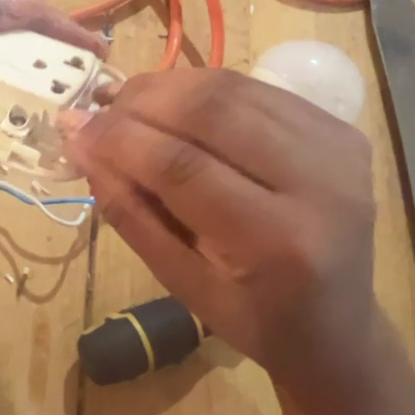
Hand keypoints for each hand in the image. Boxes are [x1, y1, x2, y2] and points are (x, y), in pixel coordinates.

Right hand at [61, 68, 383, 398]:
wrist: (341, 328)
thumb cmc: (252, 317)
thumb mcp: (180, 282)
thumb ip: (129, 211)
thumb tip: (81, 144)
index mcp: (278, 243)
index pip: (183, 167)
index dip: (120, 139)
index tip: (73, 128)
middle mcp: (320, 186)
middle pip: (212, 112)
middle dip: (141, 102)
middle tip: (97, 106)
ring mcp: (337, 150)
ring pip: (233, 88)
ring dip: (167, 86)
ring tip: (126, 100)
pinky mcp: (339, 130)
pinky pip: (256, 89)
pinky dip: (202, 88)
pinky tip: (172, 102)